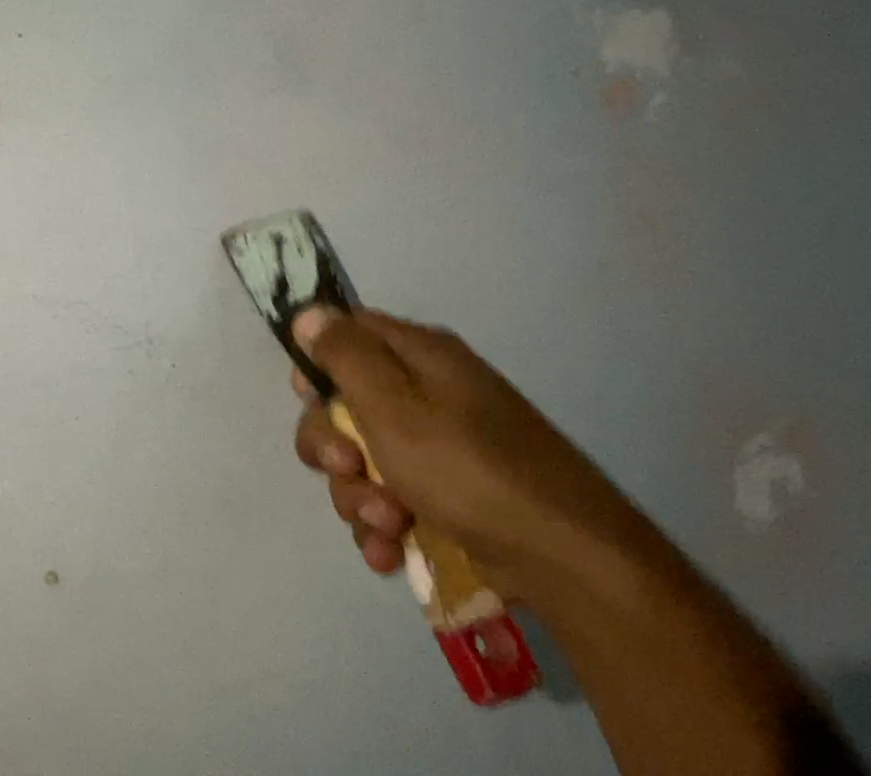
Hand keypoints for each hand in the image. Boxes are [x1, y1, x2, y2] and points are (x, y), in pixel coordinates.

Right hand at [289, 307, 639, 596]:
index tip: (309, 401)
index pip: (347, 335)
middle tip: (348, 470)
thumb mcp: (393, 407)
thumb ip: (345, 357)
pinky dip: (382, 527)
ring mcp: (437, 449)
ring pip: (360, 464)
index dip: (317, 365)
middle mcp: (427, 394)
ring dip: (358, 498)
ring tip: (388, 524)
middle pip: (344, 406)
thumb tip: (307, 312)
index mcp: (419, 357)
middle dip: (333, 448)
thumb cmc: (467, 470)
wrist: (562, 557)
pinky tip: (391, 550)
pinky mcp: (443, 496)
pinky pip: (387, 501)